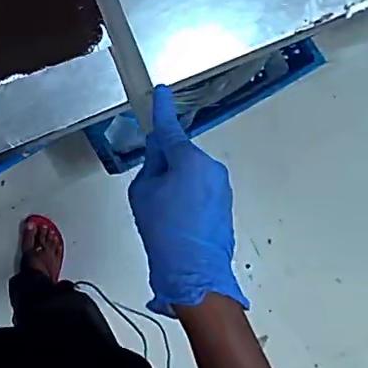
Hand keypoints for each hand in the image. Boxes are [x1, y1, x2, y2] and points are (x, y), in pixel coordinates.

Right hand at [128, 85, 247, 315]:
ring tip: (164, 213)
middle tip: (150, 191)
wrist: (194, 274)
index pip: (170, 127)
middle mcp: (211, 168)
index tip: (161, 93)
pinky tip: (176, 221)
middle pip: (180, 154)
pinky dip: (187, 198)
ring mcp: (221, 187)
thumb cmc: (166, 233)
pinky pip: (201, 190)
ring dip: (176, 184)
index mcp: (189, 159)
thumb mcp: (143, 192)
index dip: (162, 109)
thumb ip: (151, 165)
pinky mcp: (225, 204)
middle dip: (164, 164)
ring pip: (190, 173)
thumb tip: (159, 154)